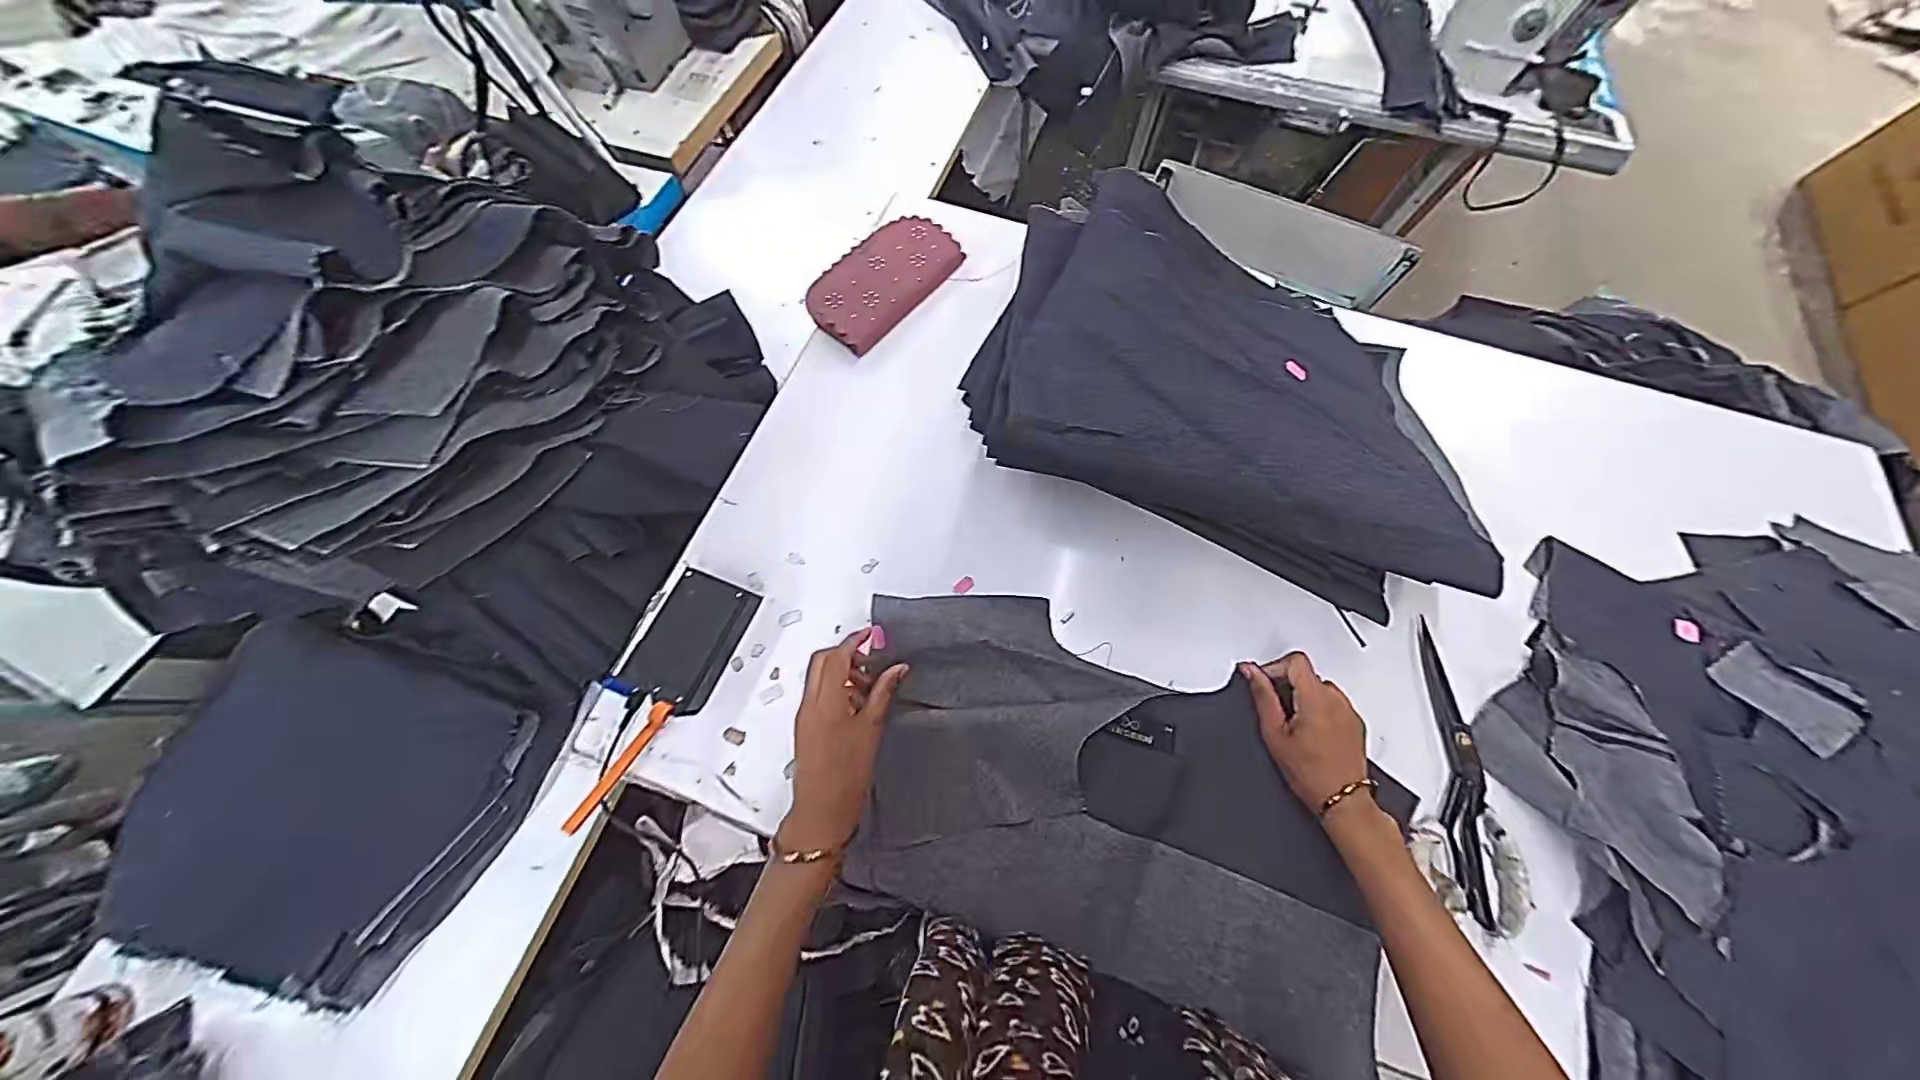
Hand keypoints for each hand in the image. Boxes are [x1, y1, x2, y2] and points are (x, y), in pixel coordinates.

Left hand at [777, 628, 908, 853]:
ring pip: (820, 677)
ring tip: (869, 688)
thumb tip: (896, 670)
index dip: (854, 641)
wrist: (823, 808)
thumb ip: (883, 692)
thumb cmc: (845, 775)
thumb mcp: (872, 727)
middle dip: (847, 655)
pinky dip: (837, 690)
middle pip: (823, 661)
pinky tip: (857, 704)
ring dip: (843, 673)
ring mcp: (805, 715)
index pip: (836, 656)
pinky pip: (819, 695)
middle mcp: (810, 704)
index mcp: (826, 701)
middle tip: (871, 661)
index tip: (869, 635)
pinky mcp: (806, 725)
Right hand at [1241, 653, 1371, 821]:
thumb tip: (1252, 672)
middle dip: (1287, 686)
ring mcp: (1349, 711)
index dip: (1274, 668)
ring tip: (1293, 725)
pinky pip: (1333, 703)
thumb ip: (1262, 696)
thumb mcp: (1274, 733)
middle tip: (1277, 712)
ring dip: (1303, 698)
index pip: (1296, 661)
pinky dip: (1319, 709)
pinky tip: (1310, 733)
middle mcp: (1337, 700)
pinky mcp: (1355, 722)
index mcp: (1316, 699)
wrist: (1342, 799)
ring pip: (1319, 688)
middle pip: (1307, 674)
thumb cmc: (1310, 773)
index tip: (1264, 684)